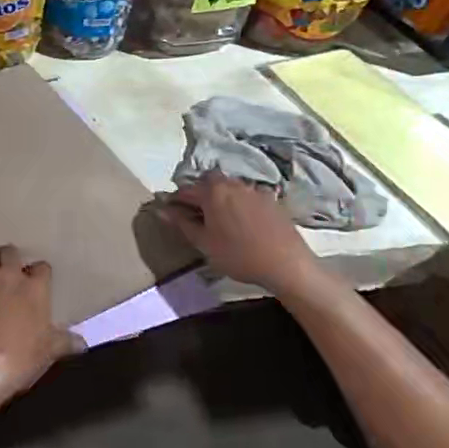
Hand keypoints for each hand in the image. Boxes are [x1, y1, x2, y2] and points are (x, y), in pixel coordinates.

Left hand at [0, 246, 83, 412]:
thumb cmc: (19, 359)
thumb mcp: (49, 352)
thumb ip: (65, 342)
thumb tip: (82, 342)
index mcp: (35, 288)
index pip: (42, 268)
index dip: (40, 273)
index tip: (38, 281)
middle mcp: (9, 275)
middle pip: (10, 252)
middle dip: (11, 258)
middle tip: (10, 270)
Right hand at [157, 173, 324, 293]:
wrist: (288, 266)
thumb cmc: (238, 254)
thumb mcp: (203, 242)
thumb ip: (181, 223)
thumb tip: (161, 210)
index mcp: (212, 192)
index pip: (184, 190)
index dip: (173, 200)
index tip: (168, 211)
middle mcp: (233, 185)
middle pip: (208, 182)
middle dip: (198, 192)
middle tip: (193, 212)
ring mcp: (255, 191)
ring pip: (229, 187)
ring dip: (219, 196)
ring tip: (217, 216)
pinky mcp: (272, 201)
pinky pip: (247, 195)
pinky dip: (238, 202)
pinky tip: (240, 219)